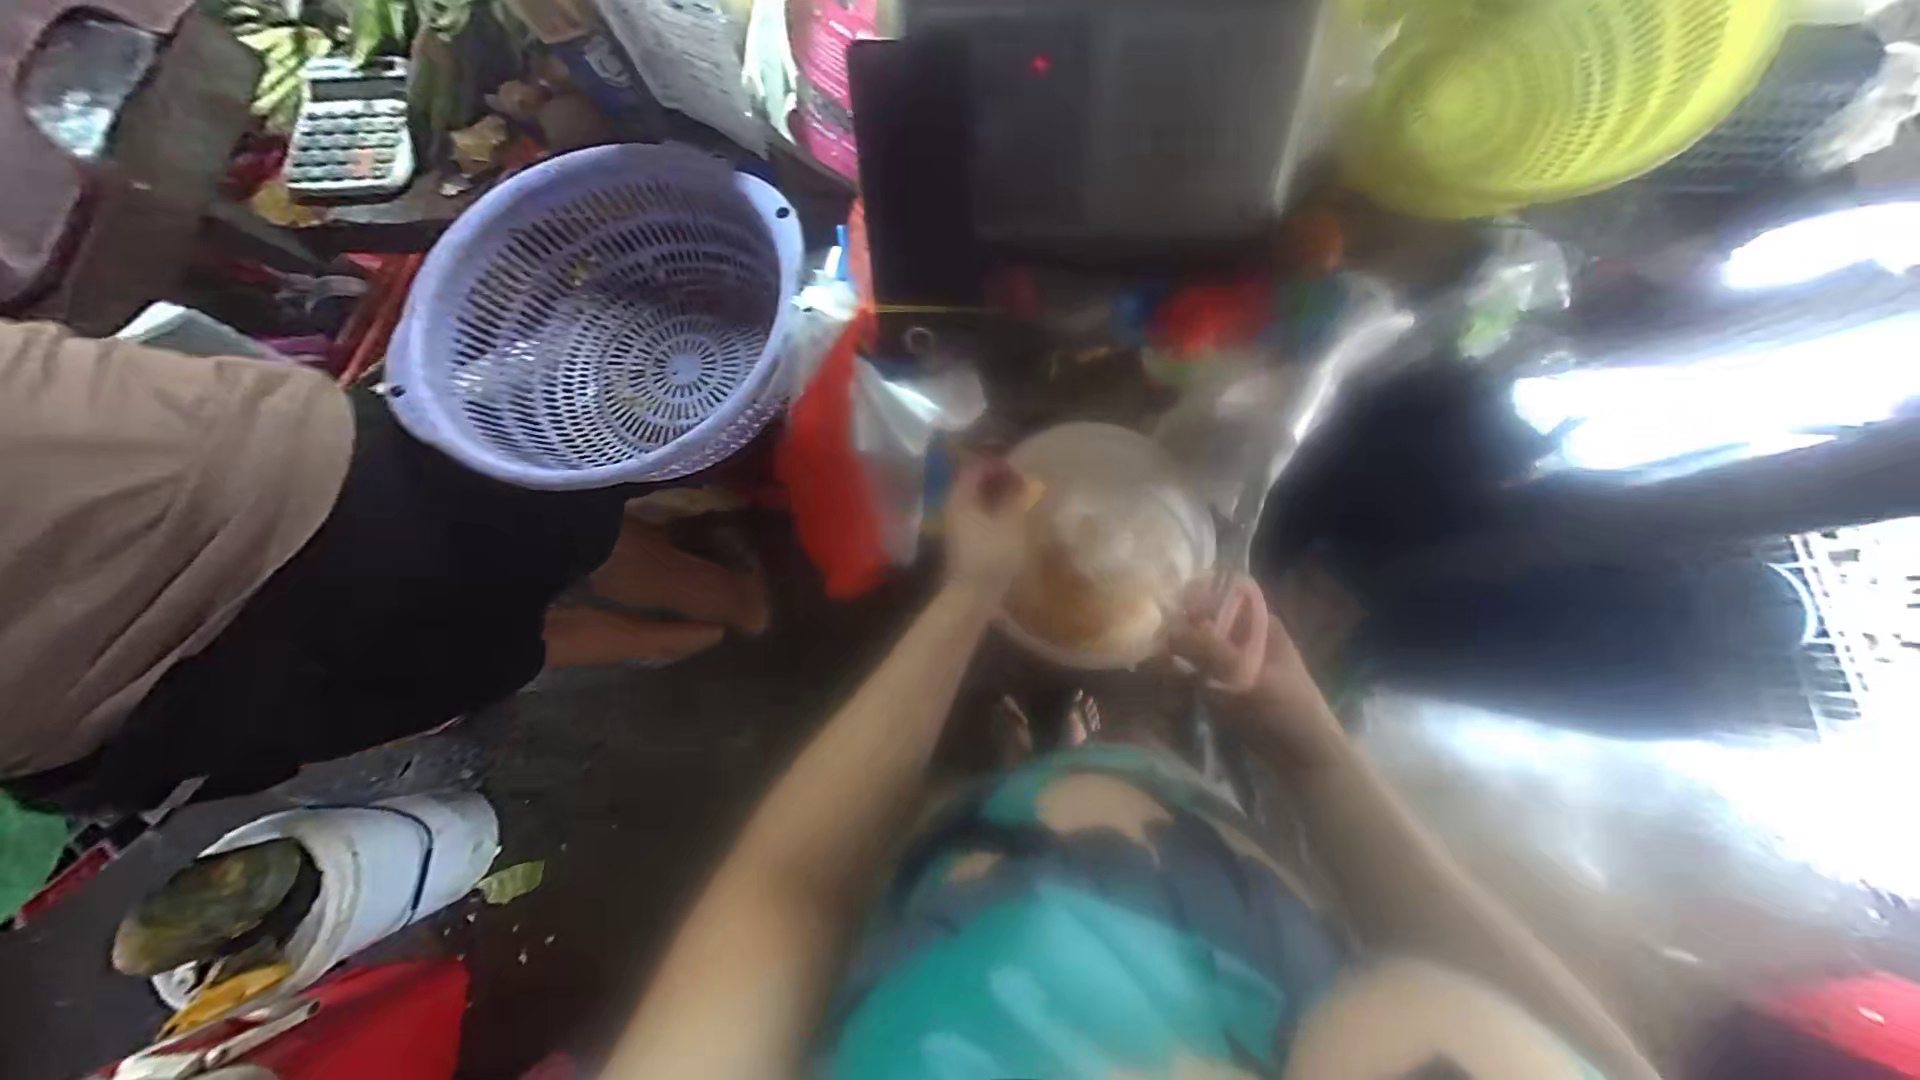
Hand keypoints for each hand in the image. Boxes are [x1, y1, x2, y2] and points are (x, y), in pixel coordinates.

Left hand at [942, 458, 1032, 602]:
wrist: (972, 595)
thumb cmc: (992, 557)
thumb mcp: (1010, 524)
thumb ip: (1016, 497)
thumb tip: (1022, 478)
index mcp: (961, 498)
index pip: (975, 468)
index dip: (996, 463)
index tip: (1018, 466)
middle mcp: (954, 507)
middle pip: (973, 482)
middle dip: (997, 476)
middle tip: (1022, 479)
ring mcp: (956, 524)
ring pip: (976, 498)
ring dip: (996, 493)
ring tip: (1020, 495)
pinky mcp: (963, 538)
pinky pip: (978, 512)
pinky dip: (993, 507)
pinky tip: (1010, 515)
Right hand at [1169, 575, 1350, 772]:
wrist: (1304, 762)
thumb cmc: (1288, 711)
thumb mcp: (1250, 675)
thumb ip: (1212, 651)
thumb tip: (1168, 630)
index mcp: (1259, 623)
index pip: (1220, 596)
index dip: (1193, 599)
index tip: (1168, 613)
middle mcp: (1242, 636)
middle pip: (1202, 620)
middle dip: (1178, 626)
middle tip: (1154, 640)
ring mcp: (1228, 662)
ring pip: (1193, 645)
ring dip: (1173, 651)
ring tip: (1153, 661)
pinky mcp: (1217, 686)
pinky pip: (1191, 671)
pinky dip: (1176, 672)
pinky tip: (1161, 678)